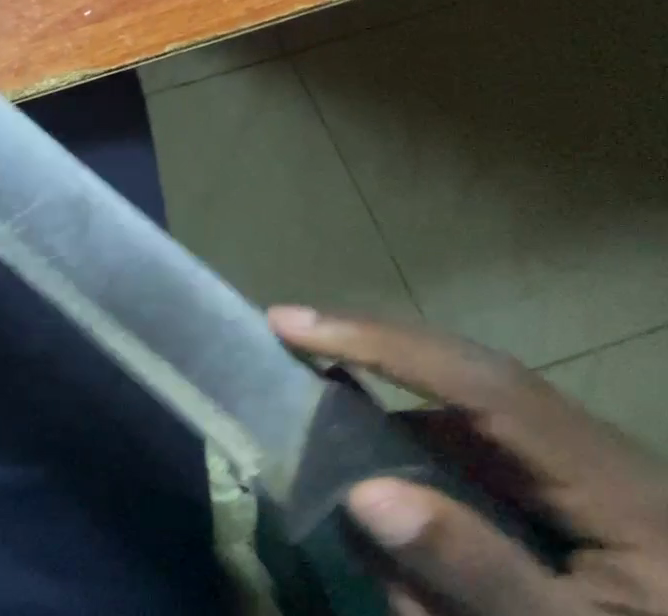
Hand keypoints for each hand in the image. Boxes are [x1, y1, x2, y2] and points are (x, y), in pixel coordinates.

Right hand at [268, 306, 667, 614]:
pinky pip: (467, 475)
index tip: (286, 323)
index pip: (482, 381)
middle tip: (292, 383)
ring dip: (395, 475)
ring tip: (398, 572)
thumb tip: (361, 493)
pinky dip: (425, 506)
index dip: (382, 343)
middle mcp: (593, 455)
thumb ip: (477, 569)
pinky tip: (422, 579)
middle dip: (372, 398)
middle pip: (460, 395)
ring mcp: (579, 478)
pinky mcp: (565, 504)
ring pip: (453, 441)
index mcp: (614, 478)